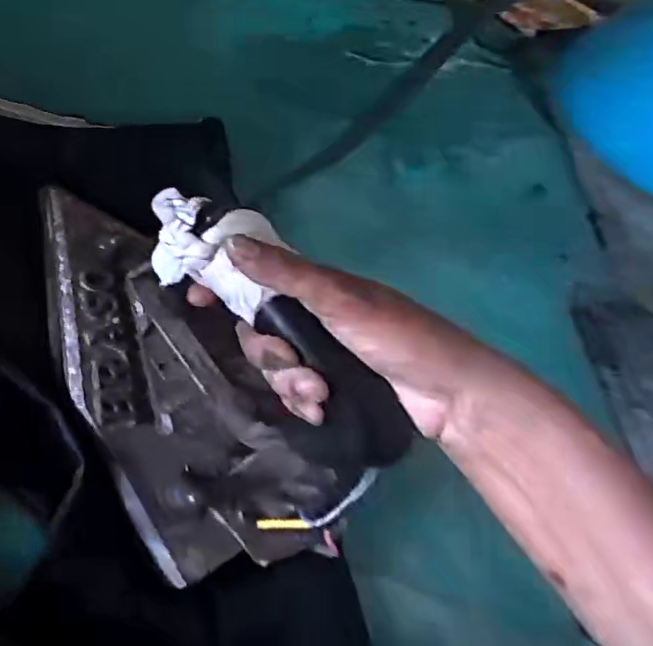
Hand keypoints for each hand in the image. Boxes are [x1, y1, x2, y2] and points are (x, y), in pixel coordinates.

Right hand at [187, 237, 518, 441]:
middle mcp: (307, 316)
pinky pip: (290, 392)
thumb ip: (283, 272)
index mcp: (308, 286)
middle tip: (289, 360)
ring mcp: (318, 353)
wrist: (456, 400)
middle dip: (266, 351)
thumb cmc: (399, 335)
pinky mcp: (329, 386)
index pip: (250, 275)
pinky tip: (321, 407)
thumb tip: (229, 244)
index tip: (195, 297)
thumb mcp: (337, 297)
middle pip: (253, 328)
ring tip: (319, 392)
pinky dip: (301, 400)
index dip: (220, 283)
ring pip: (270, 364)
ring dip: (287, 380)